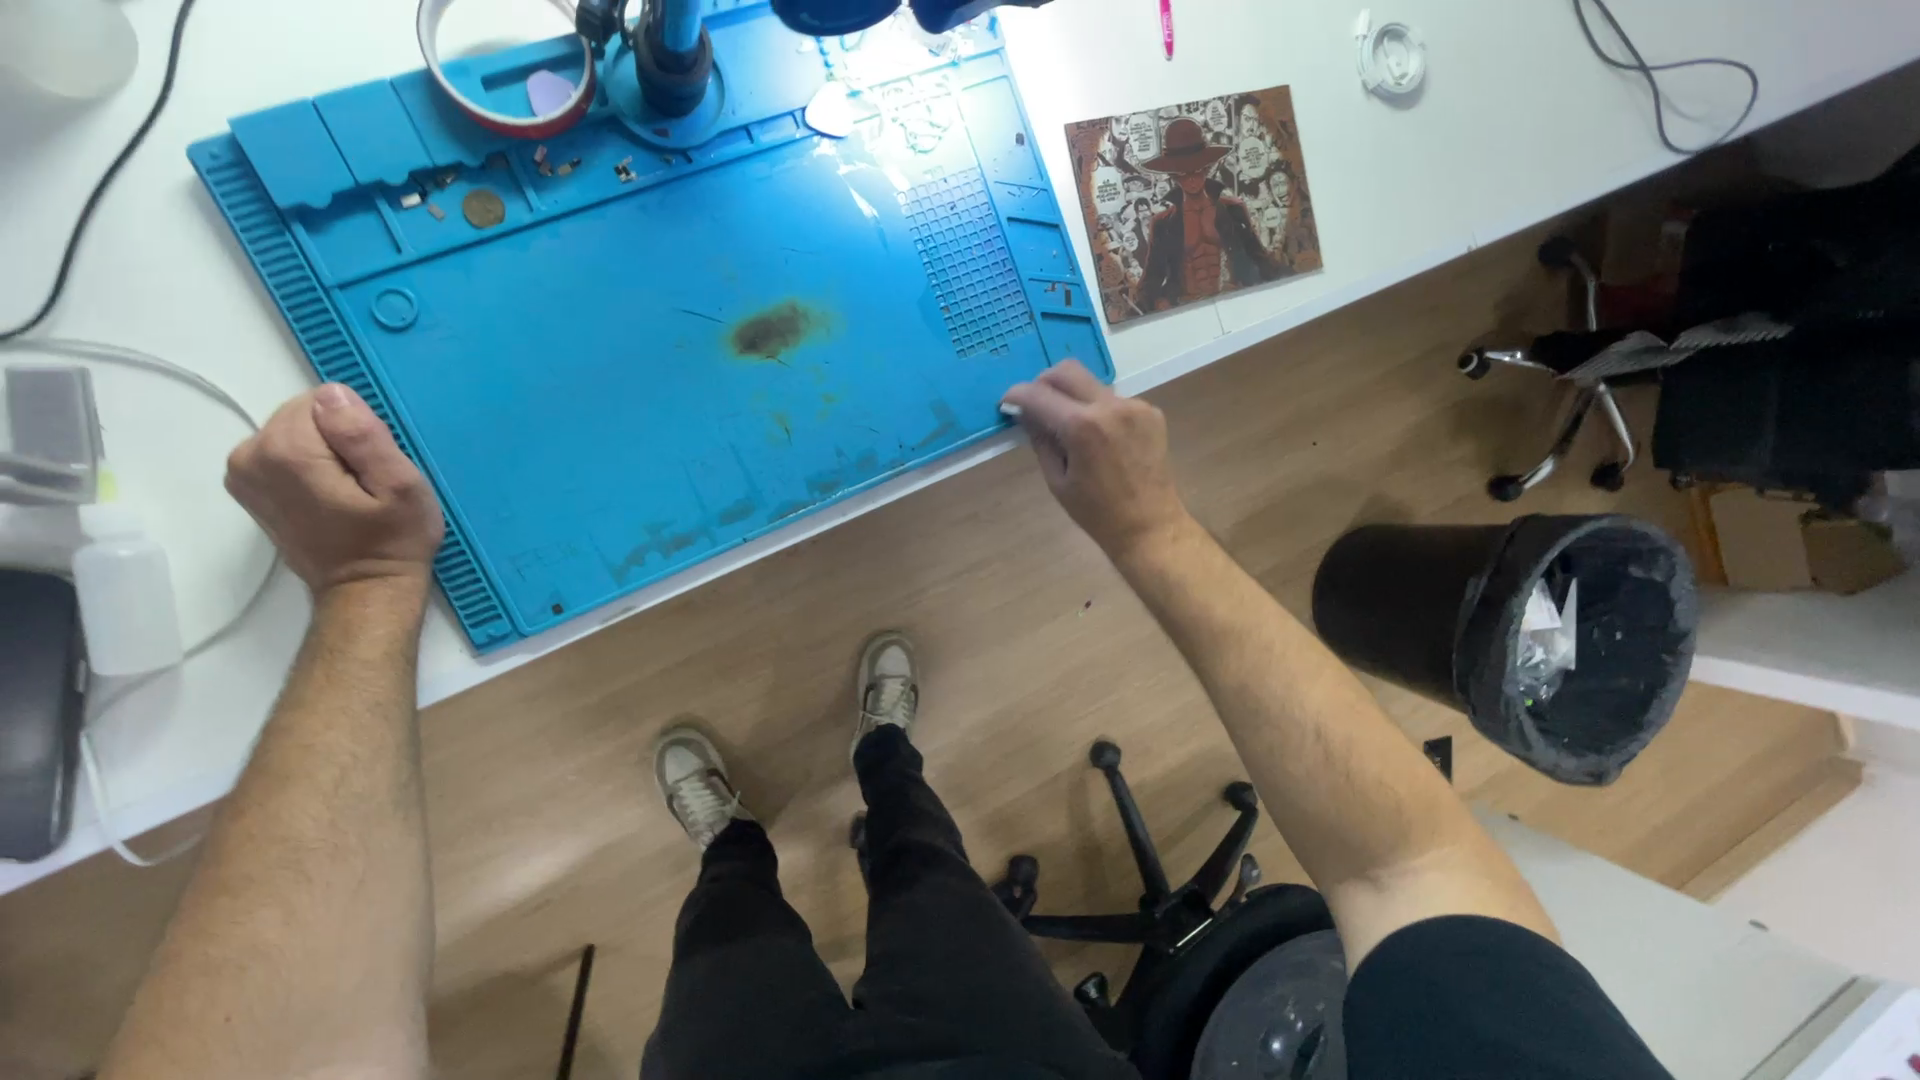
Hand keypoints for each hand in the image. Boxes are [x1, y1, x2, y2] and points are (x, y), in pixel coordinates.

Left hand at [226, 384, 443, 596]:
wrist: (366, 589)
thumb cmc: (394, 540)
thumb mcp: (401, 486)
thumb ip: (364, 436)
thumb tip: (333, 394)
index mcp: (287, 451)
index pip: (324, 401)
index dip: (358, 429)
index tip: (374, 464)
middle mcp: (250, 456)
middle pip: (303, 414)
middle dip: (339, 438)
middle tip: (367, 480)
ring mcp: (241, 473)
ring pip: (293, 430)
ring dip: (326, 451)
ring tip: (351, 488)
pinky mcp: (246, 486)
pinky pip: (282, 450)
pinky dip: (309, 463)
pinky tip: (331, 493)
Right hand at [1001, 360, 1192, 558]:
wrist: (1150, 525)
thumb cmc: (1096, 512)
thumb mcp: (1057, 480)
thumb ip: (1040, 440)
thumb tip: (1026, 413)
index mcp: (1082, 427)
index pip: (1038, 395)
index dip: (1016, 395)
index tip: (1007, 402)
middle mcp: (1110, 406)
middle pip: (1067, 370)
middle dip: (1043, 382)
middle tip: (1035, 404)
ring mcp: (1135, 406)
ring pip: (1091, 383)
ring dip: (1072, 397)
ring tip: (1069, 427)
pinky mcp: (1150, 412)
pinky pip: (1113, 399)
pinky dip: (1097, 409)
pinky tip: (1099, 437)